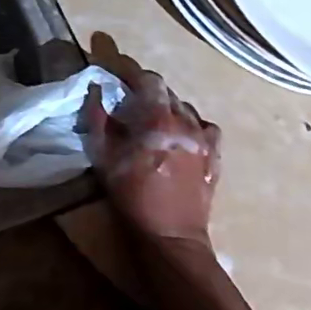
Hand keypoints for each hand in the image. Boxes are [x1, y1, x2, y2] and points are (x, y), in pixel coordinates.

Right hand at [82, 62, 220, 248]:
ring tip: (154, 121)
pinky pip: (205, 127)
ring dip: (167, 108)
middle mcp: (185, 122)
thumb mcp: (103, 155)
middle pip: (167, 92)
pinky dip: (192, 125)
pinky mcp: (215, 156)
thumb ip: (98, 117)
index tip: (117, 76)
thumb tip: (95, 88)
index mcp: (158, 118)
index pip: (149, 79)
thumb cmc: (132, 193)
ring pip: (185, 108)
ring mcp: (204, 139)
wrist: (170, 236)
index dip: (132, 73)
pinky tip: (180, 136)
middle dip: (147, 92)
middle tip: (130, 103)